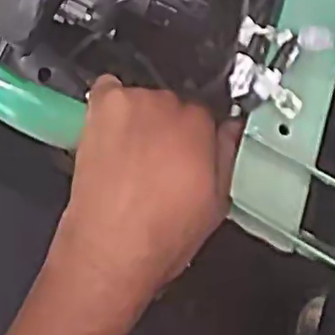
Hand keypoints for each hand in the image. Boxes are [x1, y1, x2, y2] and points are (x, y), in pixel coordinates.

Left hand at [55, 76, 240, 287]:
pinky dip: (109, 104)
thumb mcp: (215, 205)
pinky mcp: (104, 101)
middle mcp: (169, 104)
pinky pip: (108, 88)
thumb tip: (231, 127)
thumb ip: (227, 156)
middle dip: (165, 125)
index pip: (203, 112)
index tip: (183, 151)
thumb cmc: (163, 234)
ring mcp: (135, 99)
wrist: (110, 245)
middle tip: (153, 156)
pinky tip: (108, 131)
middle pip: (171, 103)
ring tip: (127, 153)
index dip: (193, 135)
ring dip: (138, 118)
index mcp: (200, 125)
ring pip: (141, 98)